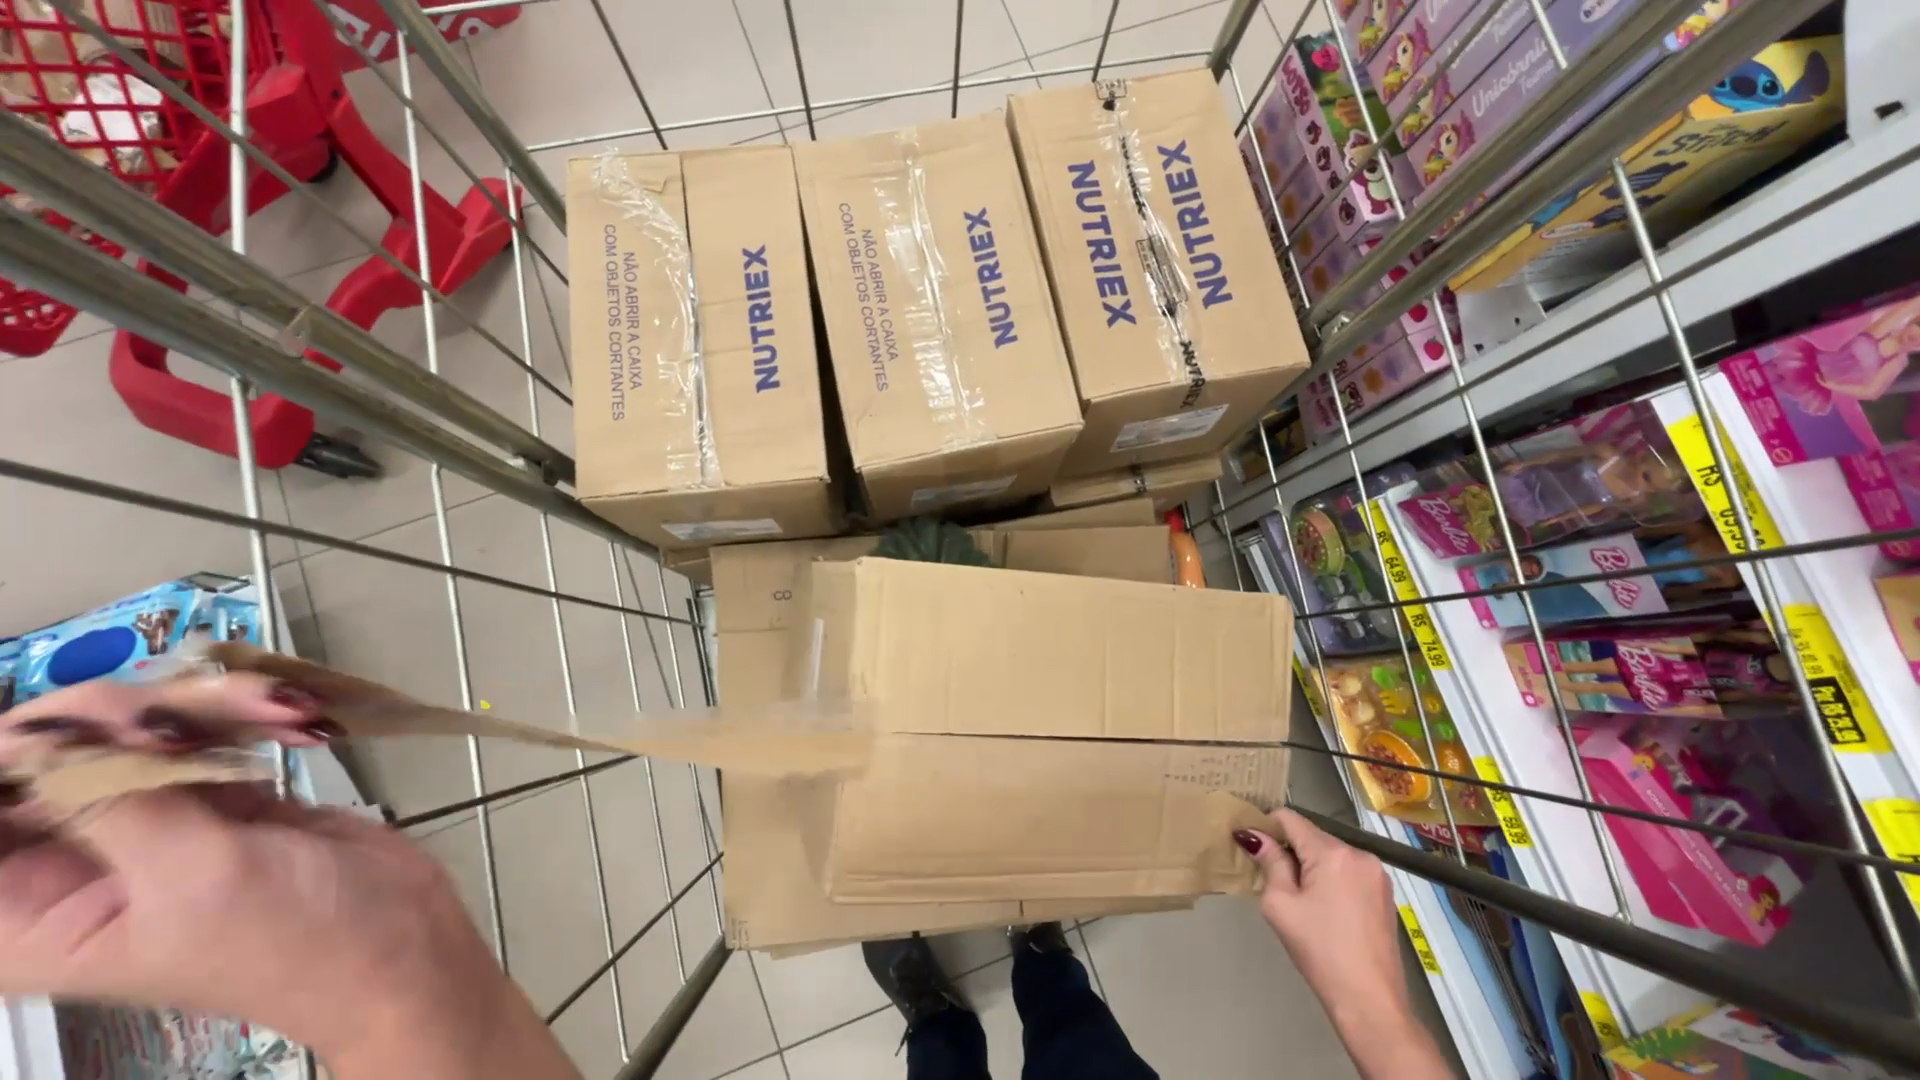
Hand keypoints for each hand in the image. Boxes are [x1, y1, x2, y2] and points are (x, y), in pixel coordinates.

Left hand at [0, 674, 580, 1078]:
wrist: (398, 940)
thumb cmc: (289, 935)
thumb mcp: (194, 875)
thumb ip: (116, 801)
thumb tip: (42, 733)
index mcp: (23, 908)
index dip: (21, 752)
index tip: (108, 729)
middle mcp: (76, 857)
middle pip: (58, 750)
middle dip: (135, 714)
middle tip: (203, 717)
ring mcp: (155, 821)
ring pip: (146, 727)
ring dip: (218, 705)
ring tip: (292, 711)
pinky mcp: (223, 797)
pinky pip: (213, 733)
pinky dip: (259, 716)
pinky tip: (304, 724)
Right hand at [1236, 808, 1404, 1018]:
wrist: (1371, 1001)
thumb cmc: (1319, 951)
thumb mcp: (1281, 905)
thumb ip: (1269, 863)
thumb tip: (1254, 836)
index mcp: (1333, 853)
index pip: (1290, 818)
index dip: (1266, 826)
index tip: (1252, 846)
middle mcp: (1360, 854)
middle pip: (1312, 836)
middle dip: (1290, 851)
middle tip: (1273, 881)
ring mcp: (1377, 873)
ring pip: (1331, 854)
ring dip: (1311, 865)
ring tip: (1300, 900)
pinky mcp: (1385, 893)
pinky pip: (1348, 871)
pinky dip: (1331, 878)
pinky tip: (1324, 909)